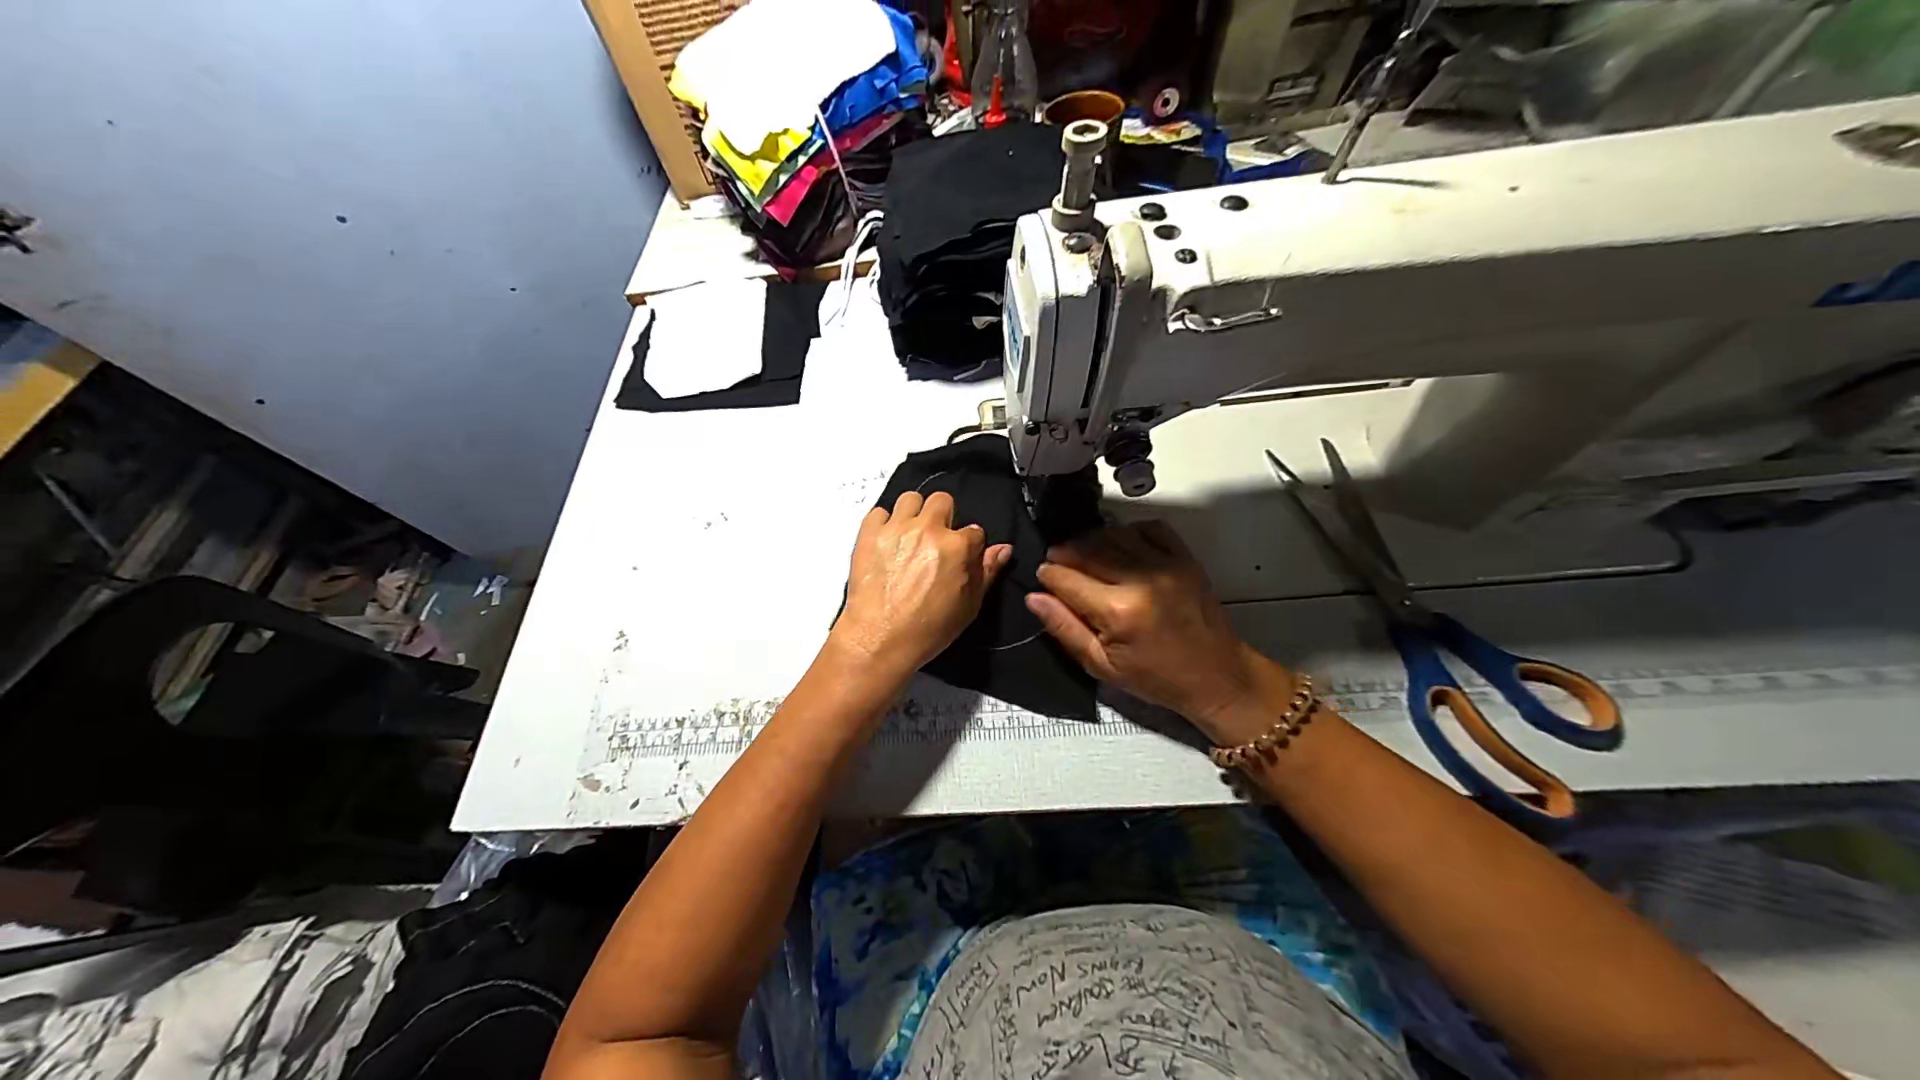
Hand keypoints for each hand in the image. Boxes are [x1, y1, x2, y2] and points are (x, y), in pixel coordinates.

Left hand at [832, 490, 1013, 677]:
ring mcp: (896, 529)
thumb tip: (1002, 550)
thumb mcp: (969, 606)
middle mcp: (927, 530)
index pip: (974, 530)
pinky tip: (887, 542)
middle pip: (942, 500)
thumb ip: (987, 572)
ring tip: (910, 535)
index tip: (960, 556)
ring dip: (913, 513)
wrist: (879, 640)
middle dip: (943, 517)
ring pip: (910, 498)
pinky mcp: (869, 534)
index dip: (969, 544)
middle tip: (935, 540)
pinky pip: (879, 512)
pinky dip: (884, 523)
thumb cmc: (925, 630)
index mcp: (957, 547)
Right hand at [1026, 521, 1284, 729]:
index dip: (1047, 576)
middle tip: (1060, 567)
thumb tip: (1034, 596)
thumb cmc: (1155, 678)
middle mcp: (1140, 579)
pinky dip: (1127, 532)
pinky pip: (1147, 527)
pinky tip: (1120, 549)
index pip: (1065, 577)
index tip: (1045, 581)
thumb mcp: (1101, 666)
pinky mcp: (1184, 557)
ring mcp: (1165, 563)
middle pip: (1085, 548)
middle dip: (1064, 554)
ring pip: (1112, 533)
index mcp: (1118, 611)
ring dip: (1092, 542)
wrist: (1216, 675)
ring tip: (1086, 558)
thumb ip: (1064, 628)